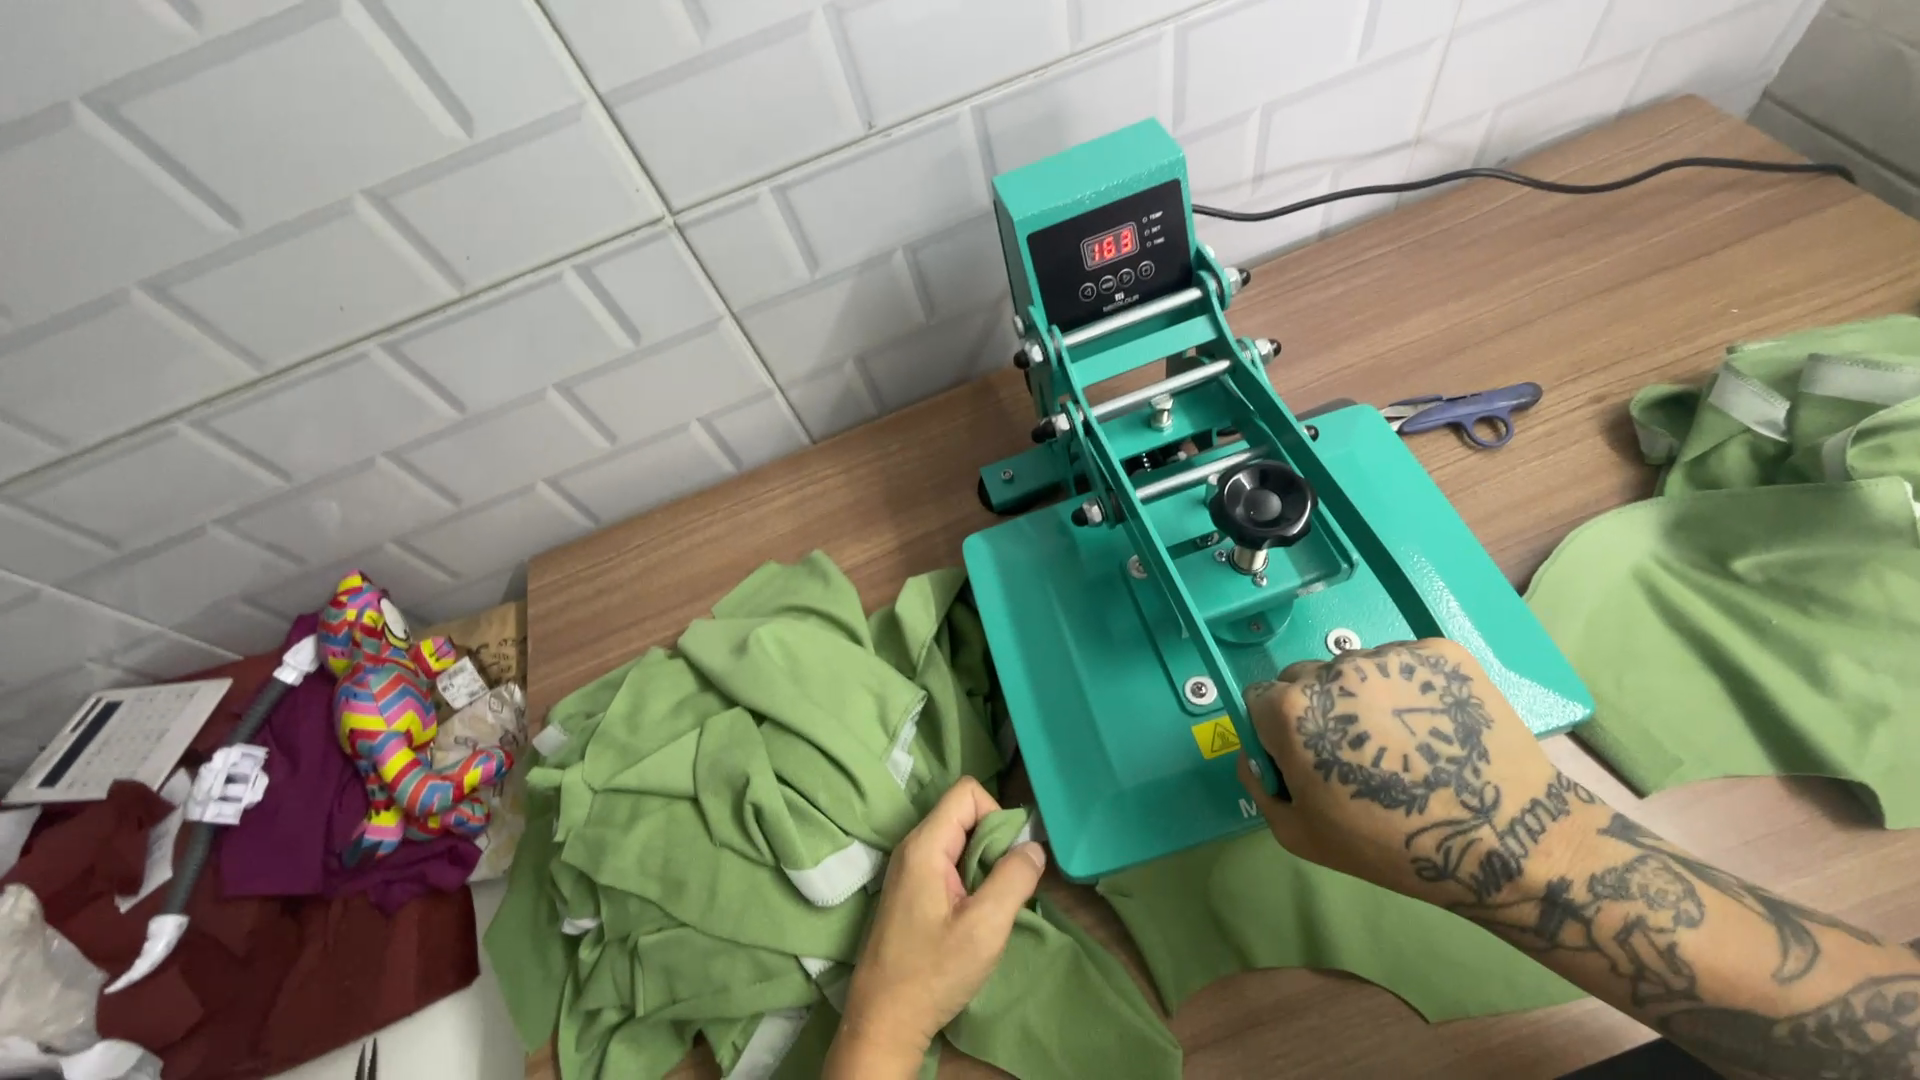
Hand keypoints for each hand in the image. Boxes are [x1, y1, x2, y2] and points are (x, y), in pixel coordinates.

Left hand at [825, 777, 1047, 1077]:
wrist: (883, 1021)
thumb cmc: (932, 973)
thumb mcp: (984, 927)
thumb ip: (1013, 879)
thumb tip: (1033, 846)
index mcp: (924, 846)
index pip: (967, 793)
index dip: (997, 815)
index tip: (1010, 859)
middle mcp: (912, 848)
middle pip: (963, 814)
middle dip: (994, 842)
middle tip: (1006, 887)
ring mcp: (908, 869)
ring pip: (958, 840)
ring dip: (984, 864)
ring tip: (991, 905)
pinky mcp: (911, 891)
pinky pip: (948, 863)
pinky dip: (969, 879)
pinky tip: (974, 915)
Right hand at [1237, 638, 1602, 906]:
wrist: (1508, 839)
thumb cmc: (1390, 846)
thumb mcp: (1300, 835)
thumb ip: (1259, 787)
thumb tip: (1255, 754)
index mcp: (1292, 711)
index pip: (1260, 698)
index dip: (1276, 730)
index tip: (1305, 756)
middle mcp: (1333, 669)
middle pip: (1304, 677)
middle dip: (1316, 708)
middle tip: (1353, 751)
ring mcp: (1389, 656)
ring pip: (1354, 668)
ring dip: (1362, 695)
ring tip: (1402, 742)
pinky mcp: (1439, 652)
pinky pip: (1404, 662)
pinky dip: (1409, 686)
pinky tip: (1431, 726)